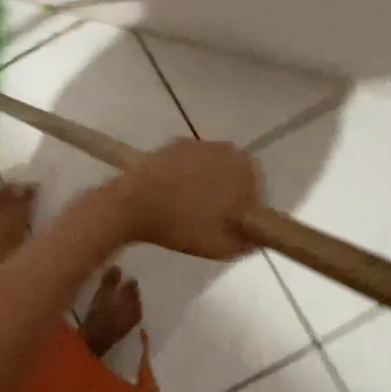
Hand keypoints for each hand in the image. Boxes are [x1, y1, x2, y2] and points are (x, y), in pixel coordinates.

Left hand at [109, 139, 258, 258]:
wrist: (132, 203)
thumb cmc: (183, 225)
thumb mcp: (224, 247)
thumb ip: (248, 241)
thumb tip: (254, 236)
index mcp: (245, 170)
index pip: (258, 194)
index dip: (247, 214)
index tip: (232, 230)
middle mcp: (226, 149)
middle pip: (236, 179)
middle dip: (228, 198)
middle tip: (211, 222)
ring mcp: (197, 144)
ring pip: (212, 171)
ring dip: (206, 187)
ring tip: (189, 212)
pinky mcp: (172, 145)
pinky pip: (189, 165)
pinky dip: (185, 178)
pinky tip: (172, 197)